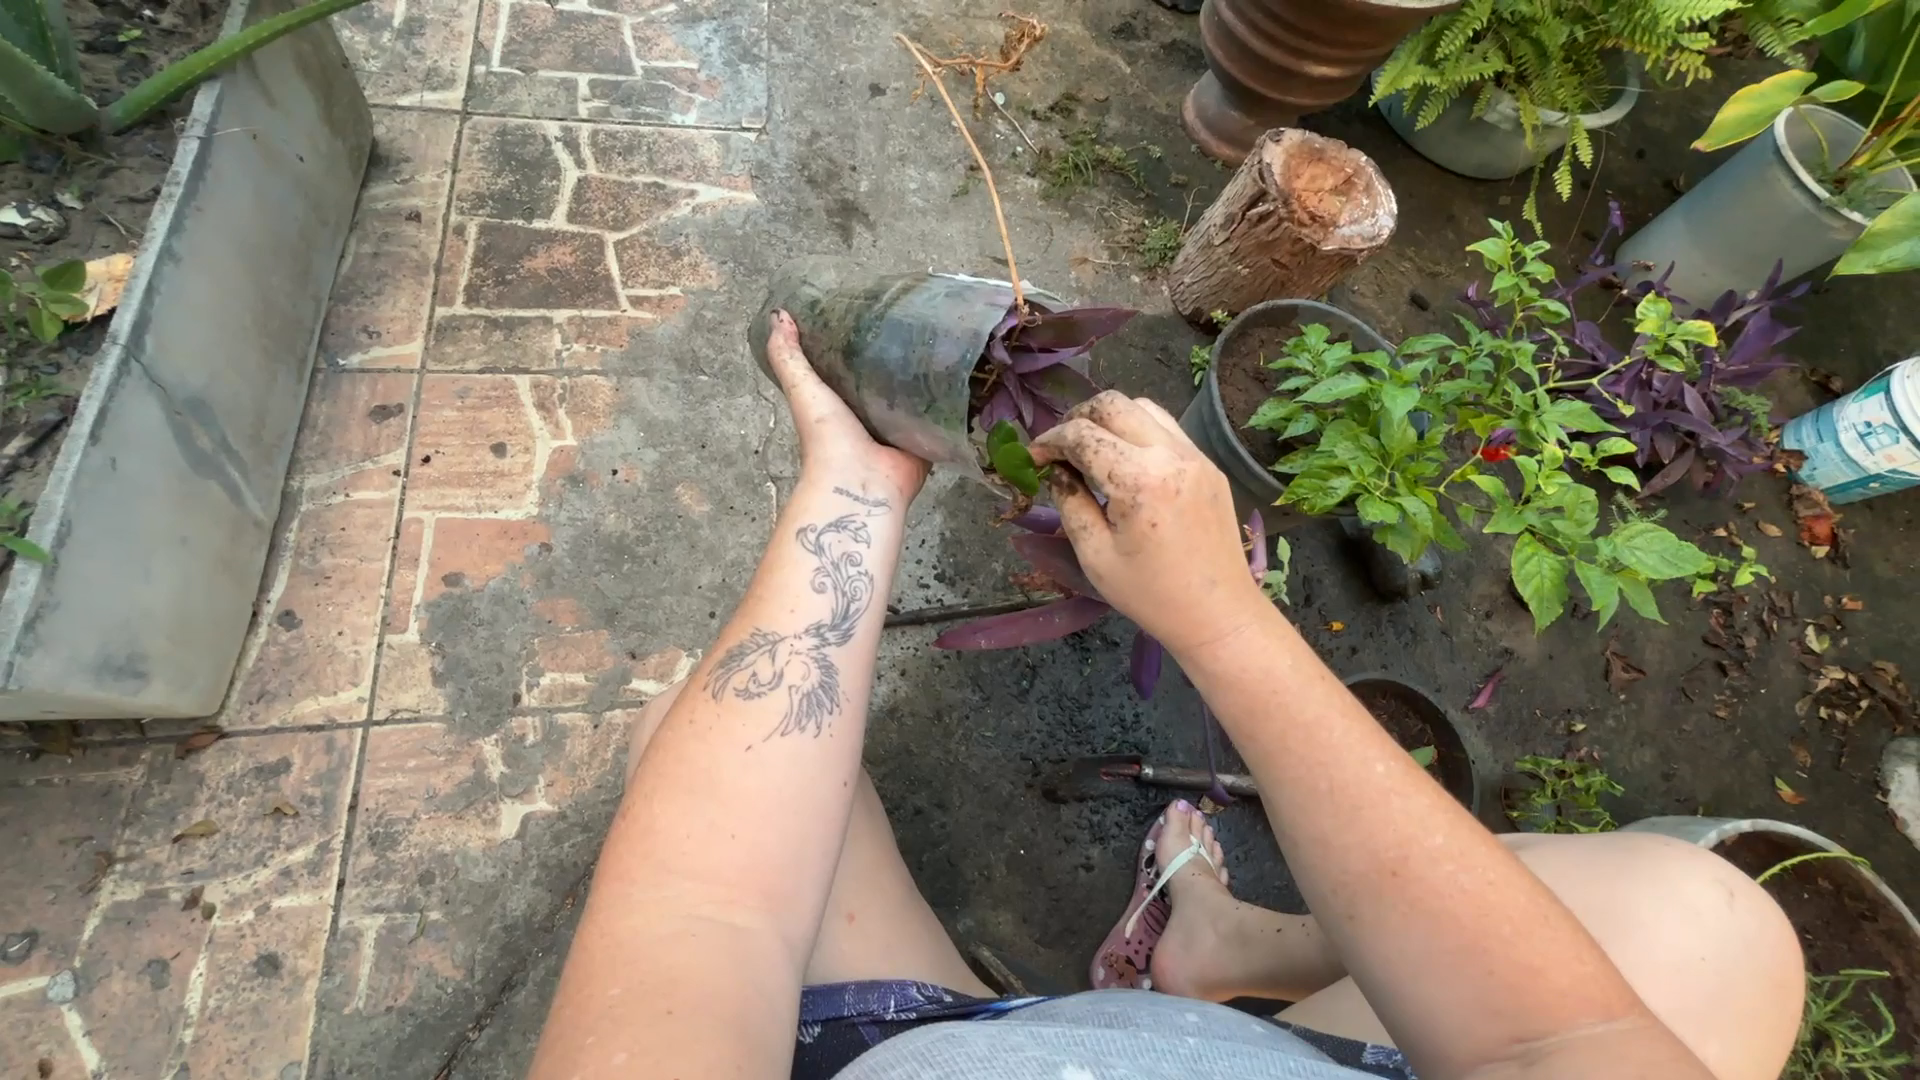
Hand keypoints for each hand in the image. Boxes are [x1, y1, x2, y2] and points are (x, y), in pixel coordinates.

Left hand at [765, 310, 929, 503]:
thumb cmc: (827, 438)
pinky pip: (939, 421)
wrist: (859, 482)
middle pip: (887, 383)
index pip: (854, 369)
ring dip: (926, 382)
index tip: (877, 312)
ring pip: (915, 400)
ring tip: (945, 345)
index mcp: (842, 405)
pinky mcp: (925, 443)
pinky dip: (948, 407)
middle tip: (919, 325)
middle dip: (900, 361)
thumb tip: (777, 314)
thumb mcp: (803, 389)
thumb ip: (789, 357)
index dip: (862, 345)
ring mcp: (900, 432)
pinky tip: (959, 381)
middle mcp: (872, 418)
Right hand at [1029, 391, 1266, 653]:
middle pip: (1113, 404)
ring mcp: (1195, 456)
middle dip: (1077, 418)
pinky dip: (1136, 432)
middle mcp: (1170, 455)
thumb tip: (1057, 472)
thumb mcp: (1095, 556)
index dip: (1050, 441)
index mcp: (1139, 481)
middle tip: (1059, 448)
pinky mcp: (1208, 465)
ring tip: (1090, 450)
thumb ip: (1071, 504)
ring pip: (1142, 407)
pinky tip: (1123, 462)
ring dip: (1109, 419)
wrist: (1219, 613)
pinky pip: (1166, 428)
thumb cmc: (1151, 595)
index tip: (1034, 458)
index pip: (1082, 435)